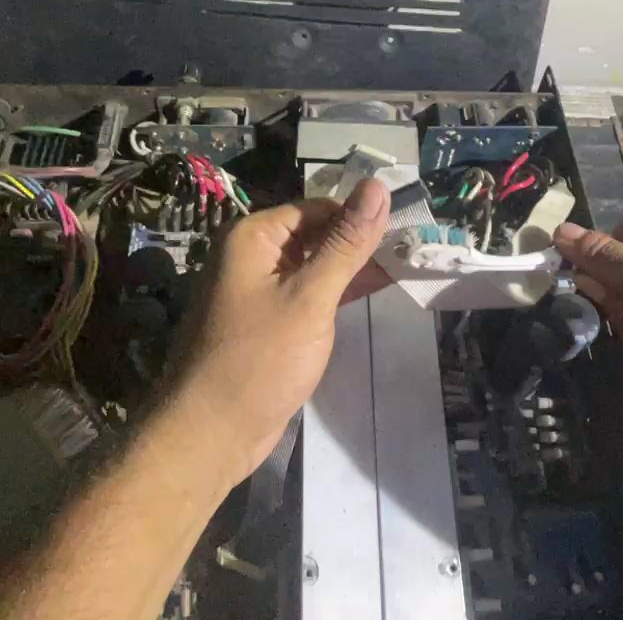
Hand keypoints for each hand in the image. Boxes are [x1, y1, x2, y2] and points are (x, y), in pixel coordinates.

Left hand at [163, 179, 391, 486]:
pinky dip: (336, 292)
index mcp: (252, 237)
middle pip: (314, 234)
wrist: (210, 436)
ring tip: (403, 265)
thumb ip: (346, 243)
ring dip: (352, 267)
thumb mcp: (310, 297)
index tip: (405, 226)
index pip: (317, 208)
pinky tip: (371, 292)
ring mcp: (256, 290)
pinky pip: (306, 293)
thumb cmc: (259, 359)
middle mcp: (250, 255)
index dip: (359, 215)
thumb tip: (377, 186)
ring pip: (313, 265)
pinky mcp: (266, 322)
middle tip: (413, 246)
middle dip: (358, 241)